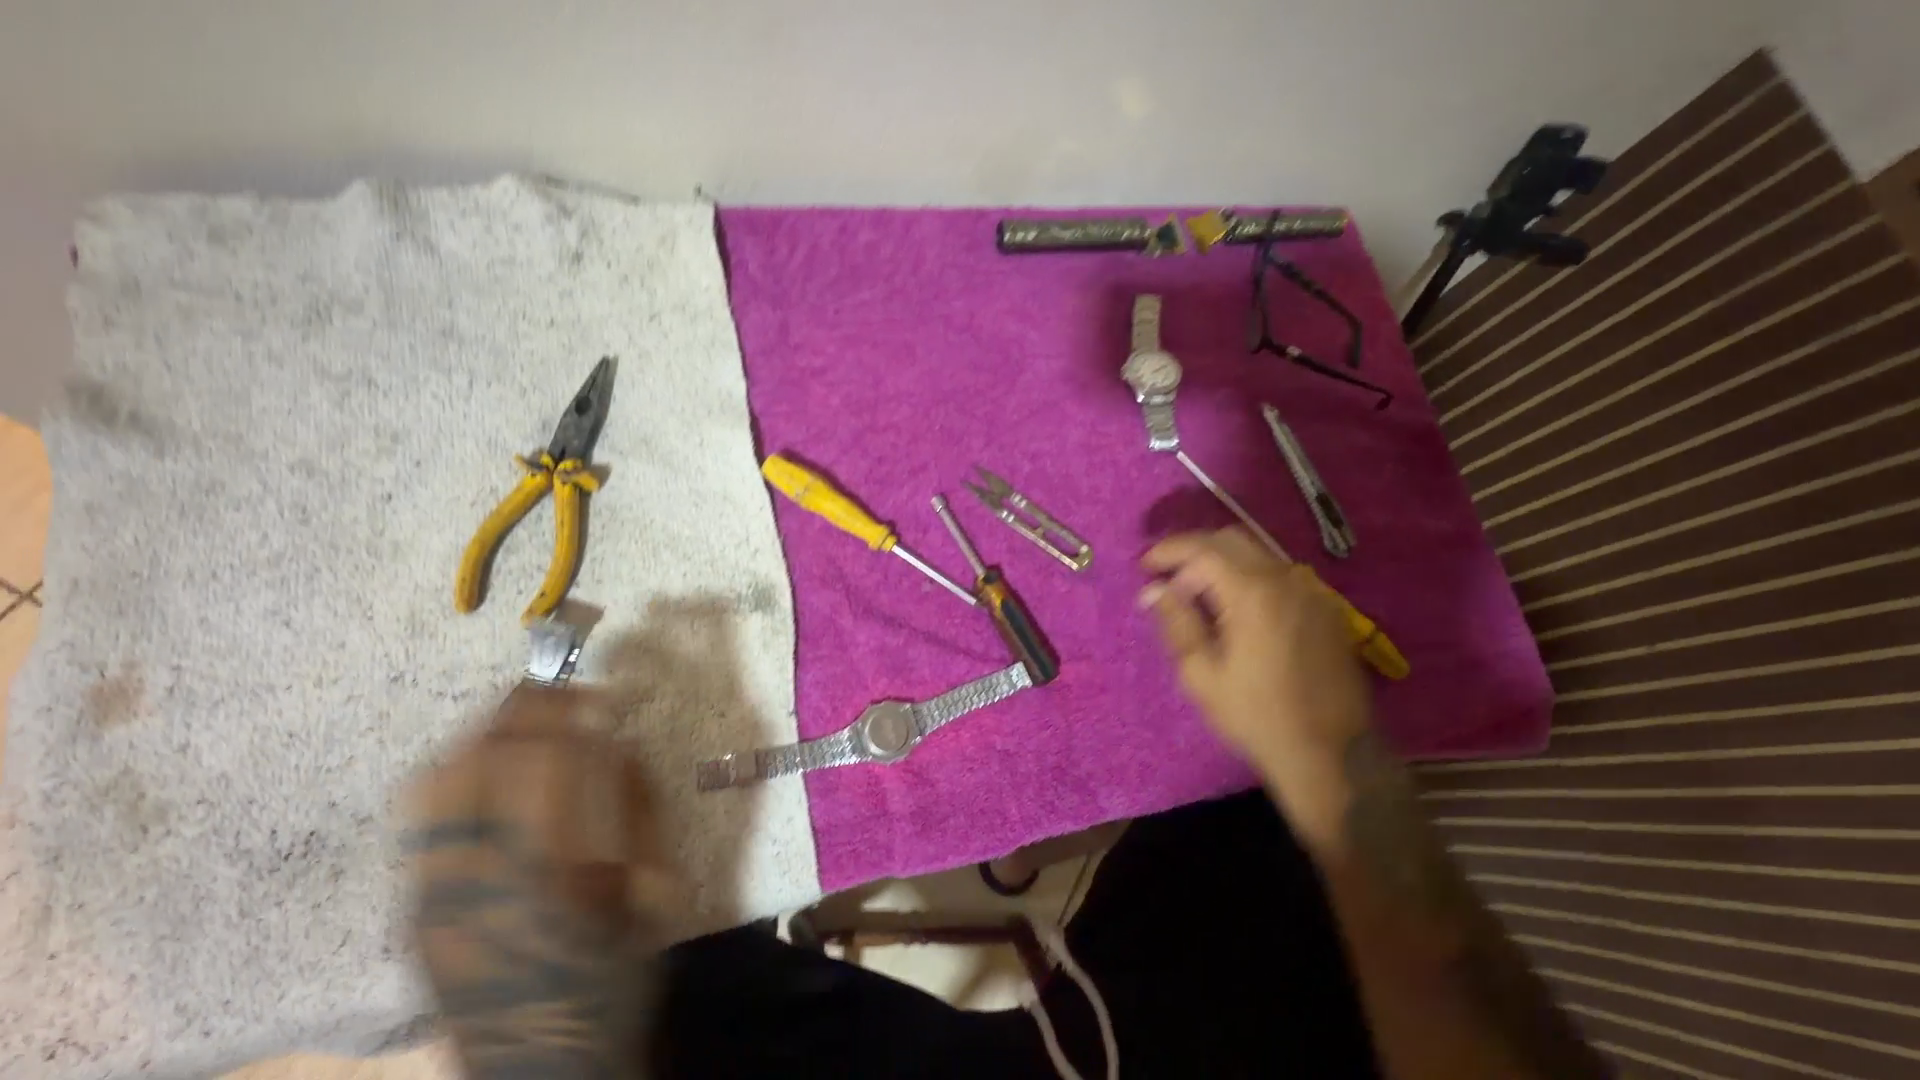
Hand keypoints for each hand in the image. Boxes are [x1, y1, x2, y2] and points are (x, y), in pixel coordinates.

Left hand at [403, 683, 675, 1076]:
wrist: (540, 1070)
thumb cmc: (614, 987)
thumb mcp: (649, 902)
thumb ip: (635, 816)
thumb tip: (619, 747)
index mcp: (543, 875)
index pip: (542, 763)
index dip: (571, 716)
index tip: (600, 698)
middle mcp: (472, 874)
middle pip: (479, 759)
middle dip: (523, 711)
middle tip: (563, 695)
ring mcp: (430, 890)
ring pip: (434, 780)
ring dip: (483, 736)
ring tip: (523, 725)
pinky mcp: (413, 905)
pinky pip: (423, 817)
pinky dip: (457, 775)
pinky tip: (489, 773)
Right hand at [1141, 529, 1372, 834]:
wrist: (1330, 751)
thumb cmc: (1256, 716)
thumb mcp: (1201, 675)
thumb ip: (1177, 623)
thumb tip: (1154, 590)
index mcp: (1252, 593)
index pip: (1202, 548)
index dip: (1167, 551)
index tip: (1144, 568)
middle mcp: (1286, 579)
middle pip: (1231, 540)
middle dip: (1193, 551)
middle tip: (1168, 579)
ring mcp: (1312, 591)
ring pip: (1258, 554)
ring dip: (1223, 564)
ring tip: (1198, 597)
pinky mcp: (1326, 608)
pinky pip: (1280, 576)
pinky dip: (1250, 579)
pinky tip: (1237, 612)